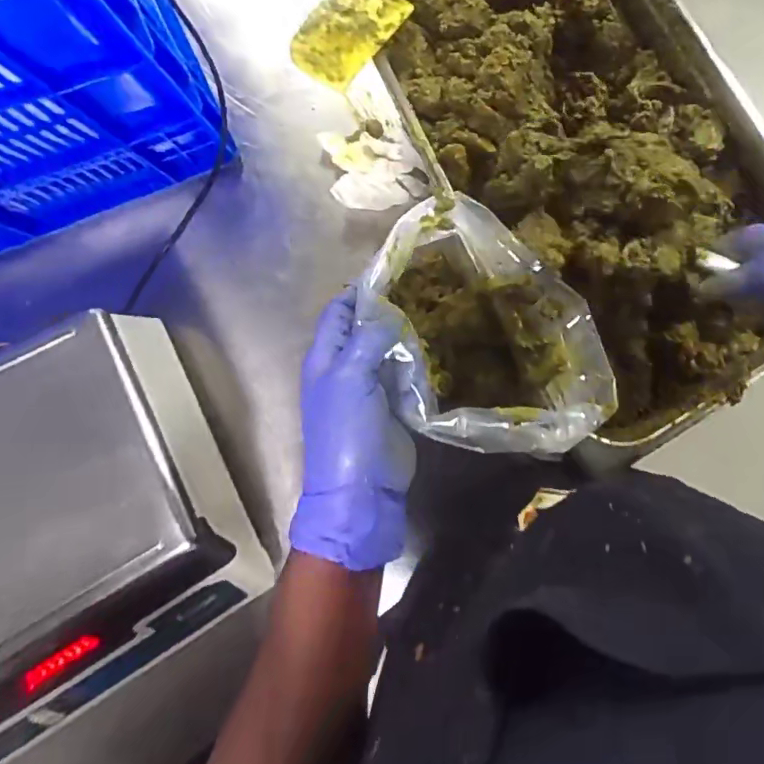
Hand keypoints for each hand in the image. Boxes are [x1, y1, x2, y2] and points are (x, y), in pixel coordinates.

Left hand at [288, 290, 415, 570]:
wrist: (362, 492)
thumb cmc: (347, 432)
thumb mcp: (352, 378)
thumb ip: (367, 338)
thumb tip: (386, 311)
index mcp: (326, 358)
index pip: (339, 311)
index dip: (360, 291)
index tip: (392, 271)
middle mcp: (347, 368)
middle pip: (368, 328)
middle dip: (391, 312)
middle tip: (425, 293)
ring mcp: (371, 389)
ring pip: (391, 350)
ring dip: (408, 339)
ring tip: (436, 318)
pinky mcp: (394, 406)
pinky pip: (407, 376)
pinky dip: (418, 366)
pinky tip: (436, 353)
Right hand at [701, 224, 763, 329]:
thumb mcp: (759, 279)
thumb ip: (724, 284)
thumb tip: (696, 289)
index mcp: (752, 237)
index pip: (714, 253)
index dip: (704, 274)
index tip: (697, 300)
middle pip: (734, 274)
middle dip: (730, 296)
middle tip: (728, 315)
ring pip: (756, 292)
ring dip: (756, 308)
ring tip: (762, 319)